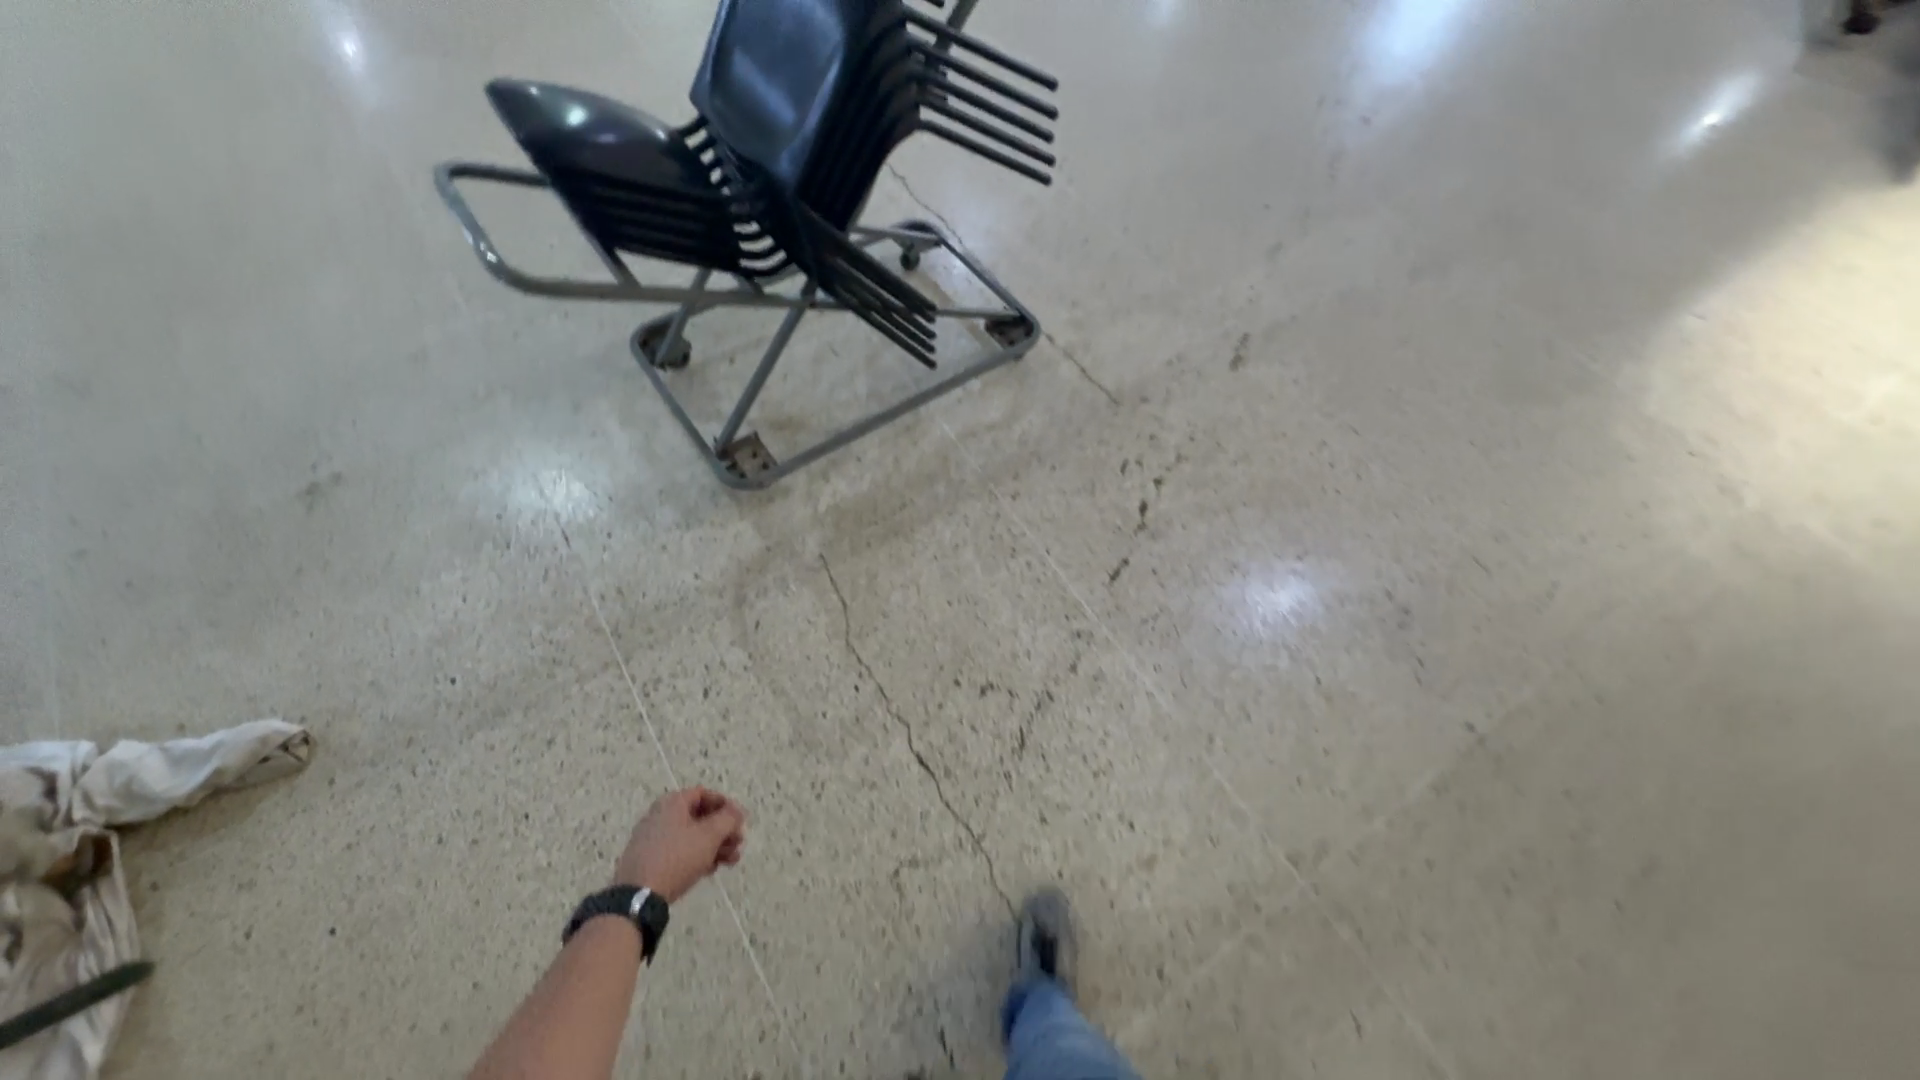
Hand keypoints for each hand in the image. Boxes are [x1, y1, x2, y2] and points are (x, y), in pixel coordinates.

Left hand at [614, 786, 746, 902]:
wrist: (638, 895)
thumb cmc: (677, 857)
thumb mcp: (710, 835)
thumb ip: (728, 819)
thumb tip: (737, 811)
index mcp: (672, 803)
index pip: (704, 794)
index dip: (725, 805)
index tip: (739, 822)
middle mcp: (660, 816)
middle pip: (699, 816)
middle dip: (723, 830)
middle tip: (738, 844)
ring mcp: (652, 839)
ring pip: (691, 836)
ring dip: (714, 846)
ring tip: (730, 861)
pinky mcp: (649, 860)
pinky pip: (679, 851)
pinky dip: (697, 856)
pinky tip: (709, 870)